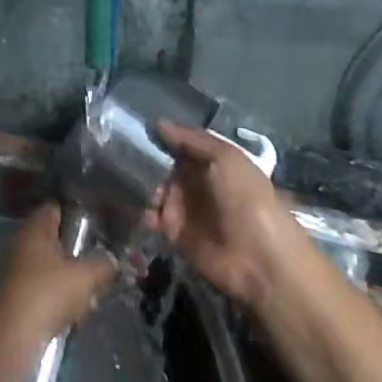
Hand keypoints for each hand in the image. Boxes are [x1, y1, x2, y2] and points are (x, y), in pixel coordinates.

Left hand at [0, 204, 117, 341]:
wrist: (14, 336)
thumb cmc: (48, 293)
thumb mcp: (85, 276)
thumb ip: (103, 264)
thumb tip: (113, 260)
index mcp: (35, 229)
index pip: (55, 208)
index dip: (76, 214)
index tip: (97, 225)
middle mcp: (23, 243)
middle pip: (57, 241)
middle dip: (79, 255)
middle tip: (99, 267)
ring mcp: (18, 270)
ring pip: (54, 268)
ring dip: (73, 281)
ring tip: (91, 297)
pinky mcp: (19, 296)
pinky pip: (46, 289)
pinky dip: (61, 299)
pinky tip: (75, 315)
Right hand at [144, 120, 293, 303]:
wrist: (259, 259)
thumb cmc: (246, 198)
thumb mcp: (225, 157)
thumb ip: (191, 139)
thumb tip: (157, 122)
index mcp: (211, 162)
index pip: (180, 144)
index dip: (161, 135)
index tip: (134, 124)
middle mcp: (196, 182)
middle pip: (163, 165)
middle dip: (144, 158)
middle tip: (122, 151)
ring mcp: (184, 208)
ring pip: (154, 189)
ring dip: (142, 184)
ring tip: (130, 179)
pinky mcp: (174, 234)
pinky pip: (152, 217)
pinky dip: (144, 211)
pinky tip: (142, 207)